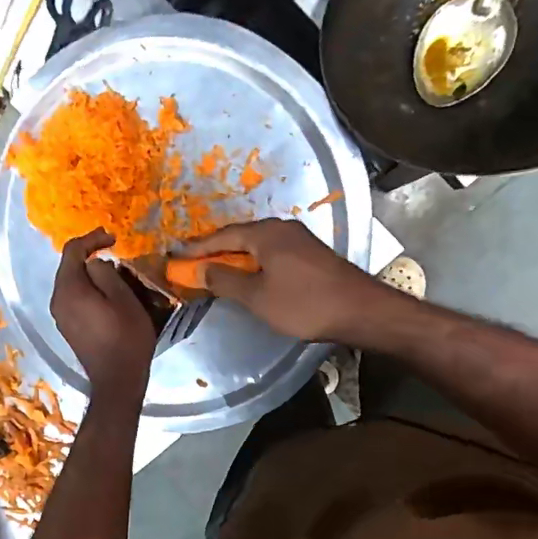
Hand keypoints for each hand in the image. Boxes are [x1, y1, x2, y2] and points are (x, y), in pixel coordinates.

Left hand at [50, 230, 153, 400]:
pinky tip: (105, 293)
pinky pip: (74, 297)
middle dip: (90, 254)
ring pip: (71, 282)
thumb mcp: (123, 298)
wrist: (117, 379)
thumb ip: (106, 274)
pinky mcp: (68, 326)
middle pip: (69, 266)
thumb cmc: (125, 337)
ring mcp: (60, 315)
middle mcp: (57, 300)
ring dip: (89, 272)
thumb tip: (96, 264)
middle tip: (113, 248)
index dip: (92, 238)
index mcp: (68, 289)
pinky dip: (87, 288)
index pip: (72, 251)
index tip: (114, 237)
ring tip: (113, 271)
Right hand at [182, 218, 401, 344]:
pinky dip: (254, 262)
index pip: (222, 236)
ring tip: (217, 272)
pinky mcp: (310, 254)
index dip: (197, 248)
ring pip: (257, 245)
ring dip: (235, 257)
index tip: (177, 257)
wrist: (360, 310)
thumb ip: (224, 280)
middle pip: (240, 237)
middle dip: (215, 251)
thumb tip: (201, 269)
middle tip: (194, 264)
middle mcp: (282, 228)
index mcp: (266, 233)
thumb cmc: (304, 303)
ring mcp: (299, 240)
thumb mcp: (256, 296)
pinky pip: (272, 252)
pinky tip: (250, 277)